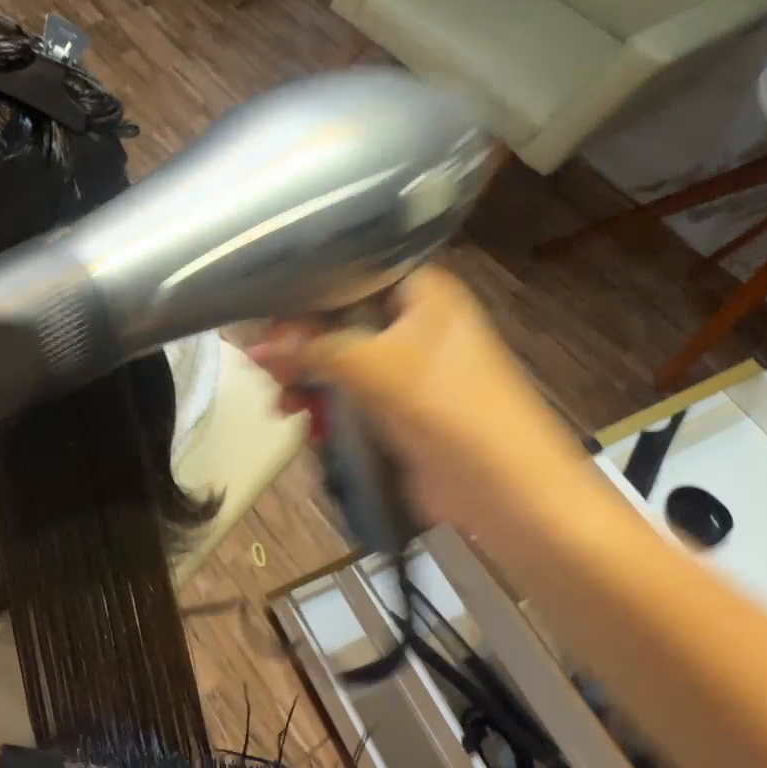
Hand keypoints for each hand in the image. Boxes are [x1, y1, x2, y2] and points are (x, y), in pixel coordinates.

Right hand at [247, 265, 597, 538]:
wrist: (514, 496)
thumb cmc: (452, 409)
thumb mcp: (373, 366)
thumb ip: (309, 348)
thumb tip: (252, 347)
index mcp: (421, 292)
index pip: (346, 271)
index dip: (300, 289)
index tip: (261, 311)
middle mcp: (413, 319)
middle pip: (334, 318)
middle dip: (296, 344)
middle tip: (264, 366)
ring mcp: (405, 365)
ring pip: (335, 358)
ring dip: (303, 379)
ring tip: (281, 403)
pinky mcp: (398, 406)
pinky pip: (346, 393)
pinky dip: (322, 405)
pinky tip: (303, 422)